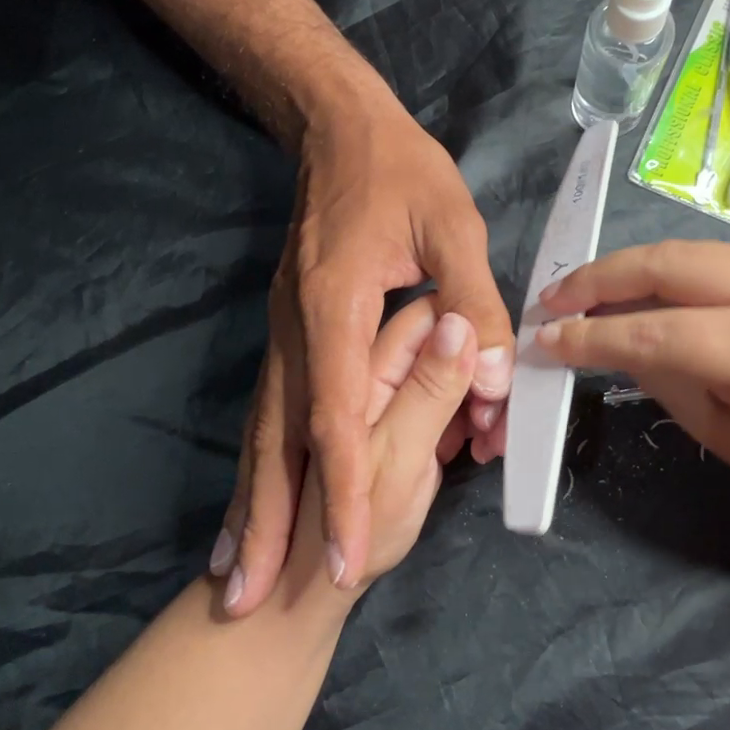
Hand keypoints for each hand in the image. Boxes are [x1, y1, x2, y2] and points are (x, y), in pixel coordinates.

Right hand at [213, 109, 514, 615]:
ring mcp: (281, 330)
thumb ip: (475, 305)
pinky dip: (262, 464)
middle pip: (276, 435)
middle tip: (248, 601)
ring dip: (253, 502)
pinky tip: (253, 505)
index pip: (334, 411)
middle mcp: (293, 329)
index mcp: (333, 304)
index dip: (338, 487)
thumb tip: (492, 385)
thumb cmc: (401, 171)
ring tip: (237, 574)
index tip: (338, 554)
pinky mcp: (286, 331)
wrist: (339, 128)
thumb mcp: (453, 226)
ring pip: (263, 427)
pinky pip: (272, 409)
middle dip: (266, 520)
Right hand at [535, 241, 729, 506]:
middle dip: (601, 277)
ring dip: (628, 268)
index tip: (543, 337)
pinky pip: (711, 259)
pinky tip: (632, 289)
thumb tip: (587, 336)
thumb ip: (650, 366)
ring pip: (686, 250)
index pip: (657, 328)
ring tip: (580, 292)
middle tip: (552, 299)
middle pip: (669, 264)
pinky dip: (663, 271)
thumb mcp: (709, 423)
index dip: (591, 333)